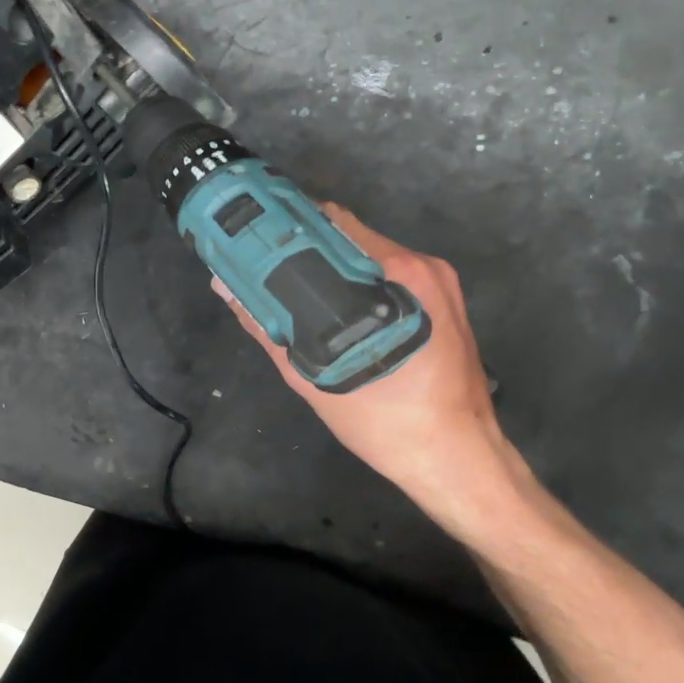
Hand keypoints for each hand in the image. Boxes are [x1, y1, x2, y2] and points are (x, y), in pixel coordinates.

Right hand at [218, 205, 512, 511]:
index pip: (334, 223)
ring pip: (367, 261)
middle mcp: (424, 269)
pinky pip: (385, 282)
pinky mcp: (441, 306)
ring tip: (284, 289)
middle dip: (303, 249)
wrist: (456, 459)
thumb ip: (267, 326)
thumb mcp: (313, 374)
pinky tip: (322, 311)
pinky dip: (351, 288)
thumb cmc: (388, 419)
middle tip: (259, 265)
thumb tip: (228, 287)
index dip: (289, 225)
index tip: (253, 234)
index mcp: (401, 275)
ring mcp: (438, 287)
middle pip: (350, 239)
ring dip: (327, 270)